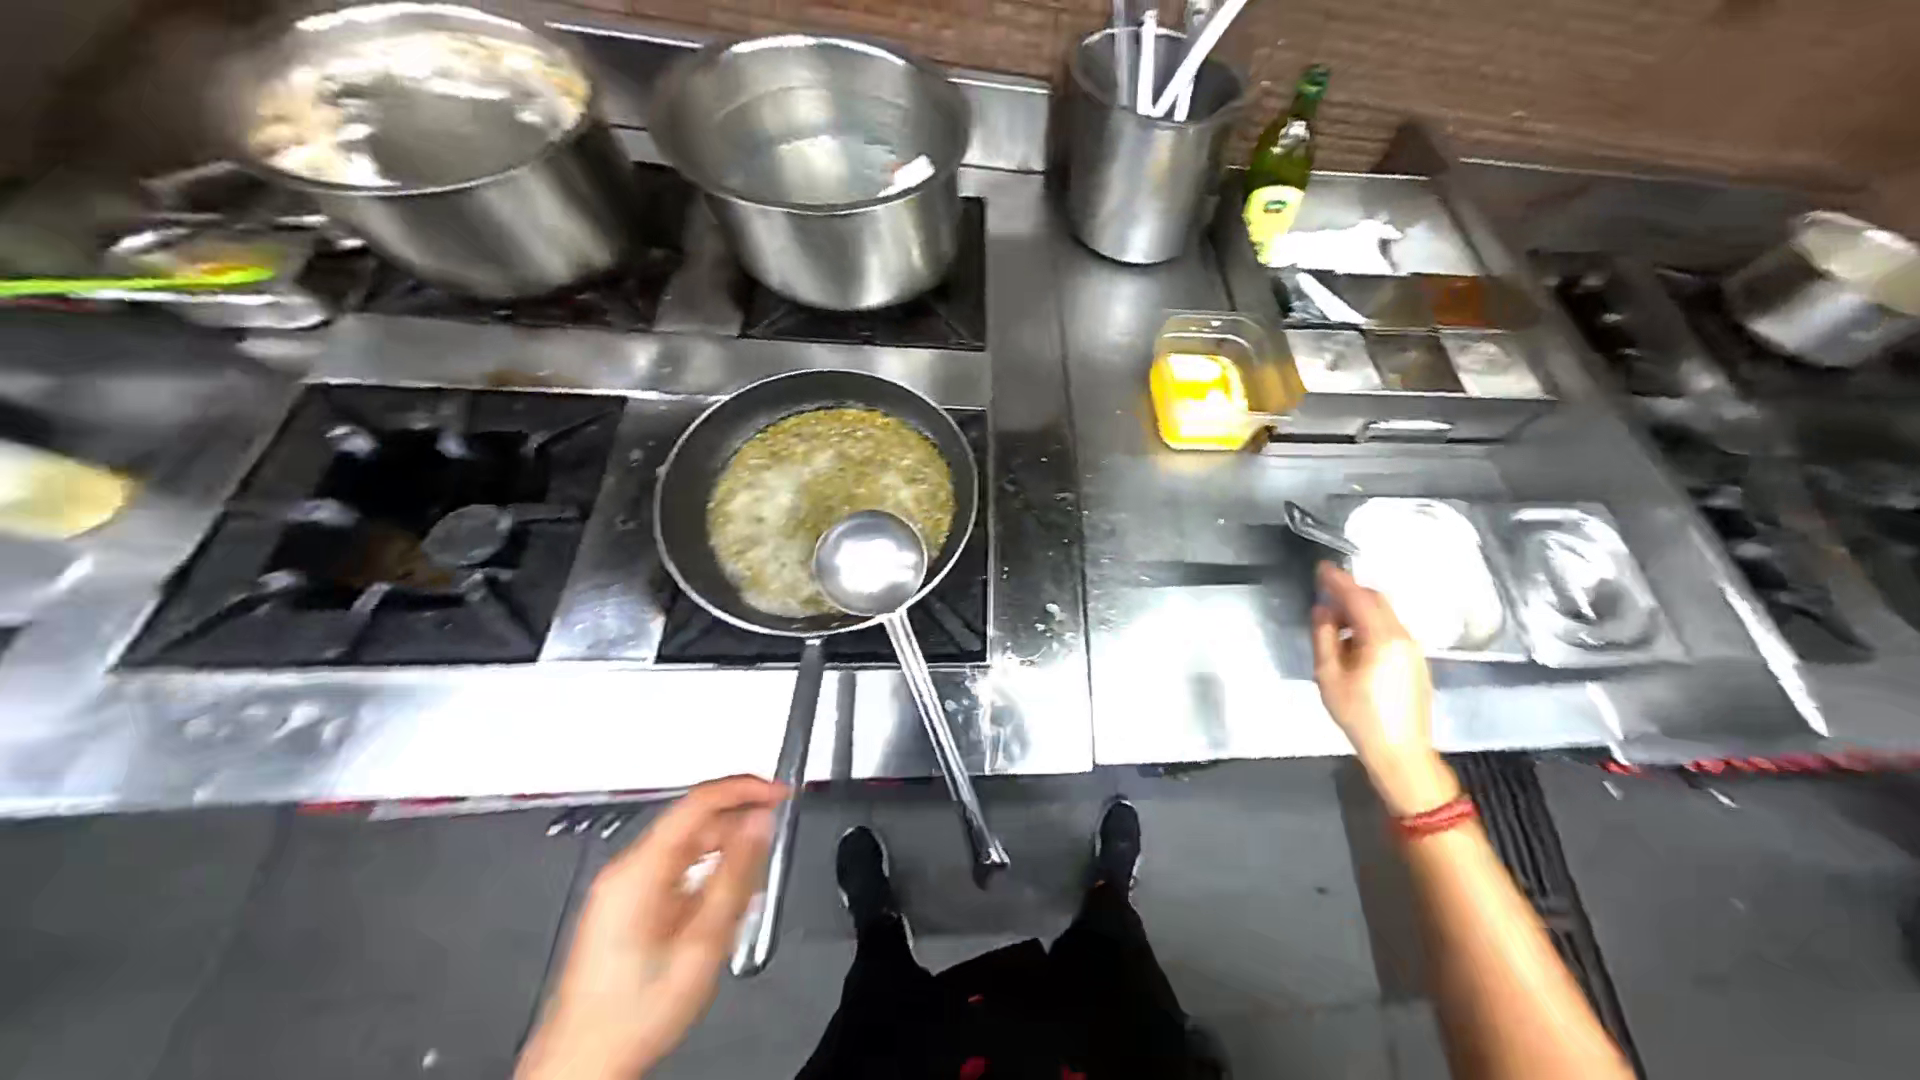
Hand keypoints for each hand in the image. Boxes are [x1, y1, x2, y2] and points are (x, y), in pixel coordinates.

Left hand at [516, 776, 782, 1079]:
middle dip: (740, 824)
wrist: (584, 1064)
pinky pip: (677, 868)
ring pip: (688, 846)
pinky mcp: (626, 905)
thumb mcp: (703, 941)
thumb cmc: (633, 1014)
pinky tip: (726, 897)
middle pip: (695, 822)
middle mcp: (626, 871)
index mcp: (640, 870)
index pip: (699, 801)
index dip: (745, 789)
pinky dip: (709, 871)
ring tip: (756, 876)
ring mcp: (623, 888)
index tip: (778, 791)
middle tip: (775, 833)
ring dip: (727, 851)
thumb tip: (760, 824)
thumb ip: (737, 874)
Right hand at [1310, 563, 1456, 815]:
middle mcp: (1403, 637)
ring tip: (1333, 620)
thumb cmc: (1359, 714)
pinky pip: (1390, 629)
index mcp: (1382, 638)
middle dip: (1350, 591)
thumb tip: (1322, 611)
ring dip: (1359, 609)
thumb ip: (1323, 636)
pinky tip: (1352, 640)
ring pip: (1385, 615)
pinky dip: (1369, 624)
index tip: (1321, 568)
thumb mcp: (1328, 675)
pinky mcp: (1414, 661)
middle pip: (1376, 601)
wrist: (1400, 750)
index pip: (1358, 598)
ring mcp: (1413, 649)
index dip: (1338, 580)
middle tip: (1324, 592)